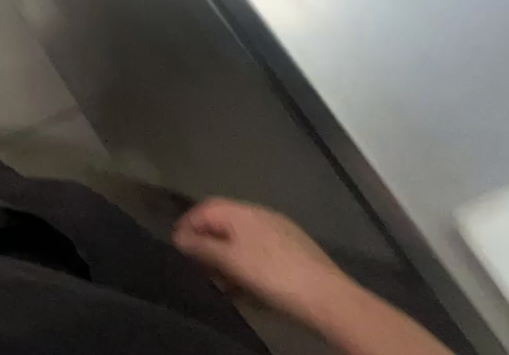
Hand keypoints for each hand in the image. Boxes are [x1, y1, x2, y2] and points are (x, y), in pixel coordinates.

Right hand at [172, 198, 353, 321]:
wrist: (331, 299)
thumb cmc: (271, 274)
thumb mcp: (229, 261)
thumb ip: (200, 247)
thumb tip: (178, 237)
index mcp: (240, 211)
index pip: (202, 210)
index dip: (186, 226)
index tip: (178, 248)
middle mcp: (259, 213)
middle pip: (223, 222)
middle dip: (208, 242)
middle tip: (201, 265)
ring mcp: (281, 230)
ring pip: (243, 238)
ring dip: (229, 255)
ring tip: (225, 279)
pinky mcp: (298, 249)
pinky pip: (262, 249)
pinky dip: (249, 261)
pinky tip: (252, 282)